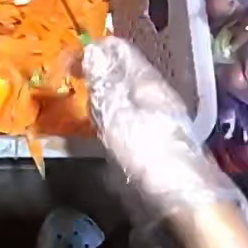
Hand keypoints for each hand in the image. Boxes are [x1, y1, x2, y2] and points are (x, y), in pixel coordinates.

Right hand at [81, 37, 244, 218]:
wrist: (182, 199)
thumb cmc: (147, 150)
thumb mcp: (117, 111)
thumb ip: (103, 80)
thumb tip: (91, 50)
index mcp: (147, 80)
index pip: (118, 49)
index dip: (90, 50)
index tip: (65, 65)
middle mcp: (154, 93)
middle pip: (120, 71)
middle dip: (93, 72)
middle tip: (68, 84)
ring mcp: (157, 116)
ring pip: (122, 93)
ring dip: (100, 95)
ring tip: (79, 104)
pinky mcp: (154, 139)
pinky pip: (125, 115)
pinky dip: (108, 116)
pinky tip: (99, 130)